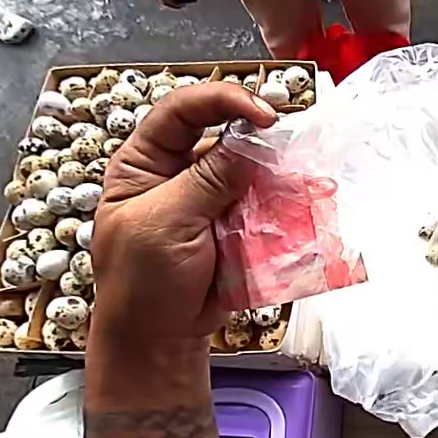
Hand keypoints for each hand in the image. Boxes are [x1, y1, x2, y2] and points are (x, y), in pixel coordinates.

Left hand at [91, 83, 278, 348]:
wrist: (162, 335)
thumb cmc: (141, 282)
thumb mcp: (165, 223)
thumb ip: (207, 180)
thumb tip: (250, 143)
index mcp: (145, 162)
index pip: (182, 110)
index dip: (223, 102)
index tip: (263, 114)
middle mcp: (182, 171)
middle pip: (225, 134)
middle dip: (259, 138)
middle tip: (290, 146)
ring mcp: (214, 196)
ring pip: (252, 167)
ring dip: (275, 172)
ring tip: (296, 182)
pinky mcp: (240, 220)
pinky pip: (267, 199)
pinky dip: (284, 199)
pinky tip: (296, 203)